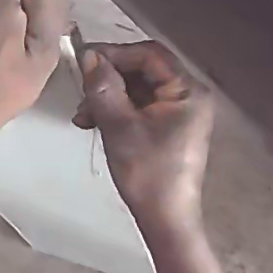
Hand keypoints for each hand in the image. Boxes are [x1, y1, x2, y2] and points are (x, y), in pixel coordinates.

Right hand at [74, 41, 213, 228]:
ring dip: (109, 97)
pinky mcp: (171, 129)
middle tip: (82, 94)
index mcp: (188, 91)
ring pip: (140, 90)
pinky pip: (142, 108)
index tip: (85, 62)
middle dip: (110, 79)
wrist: (167, 219)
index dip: (116, 53)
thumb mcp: (120, 127)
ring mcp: (182, 113)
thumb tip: (89, 56)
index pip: (150, 54)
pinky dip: (119, 112)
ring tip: (84, 117)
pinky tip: (94, 124)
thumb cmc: (148, 173)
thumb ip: (103, 87)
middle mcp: (190, 96)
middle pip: (145, 71)